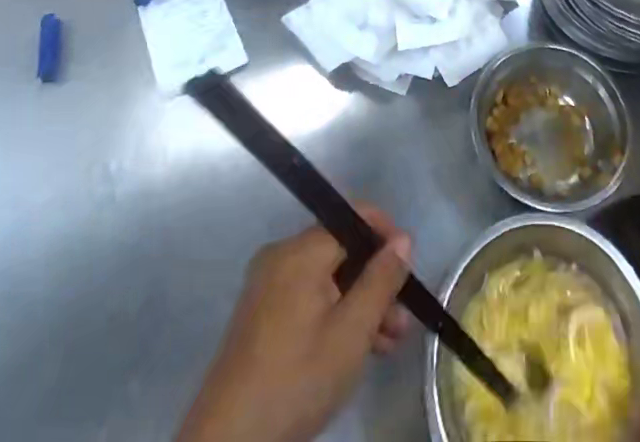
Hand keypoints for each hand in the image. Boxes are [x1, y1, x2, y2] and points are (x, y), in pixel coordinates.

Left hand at [176, 207, 412, 441]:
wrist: (231, 440)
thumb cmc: (299, 376)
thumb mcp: (354, 329)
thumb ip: (382, 279)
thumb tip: (402, 239)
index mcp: (300, 252)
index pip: (352, 219)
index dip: (386, 235)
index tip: (408, 267)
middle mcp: (281, 258)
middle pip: (343, 252)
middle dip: (377, 281)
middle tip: (402, 319)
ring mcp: (269, 287)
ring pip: (330, 279)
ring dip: (363, 303)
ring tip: (389, 342)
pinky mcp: (264, 315)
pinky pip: (311, 298)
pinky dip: (338, 314)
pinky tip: (361, 348)